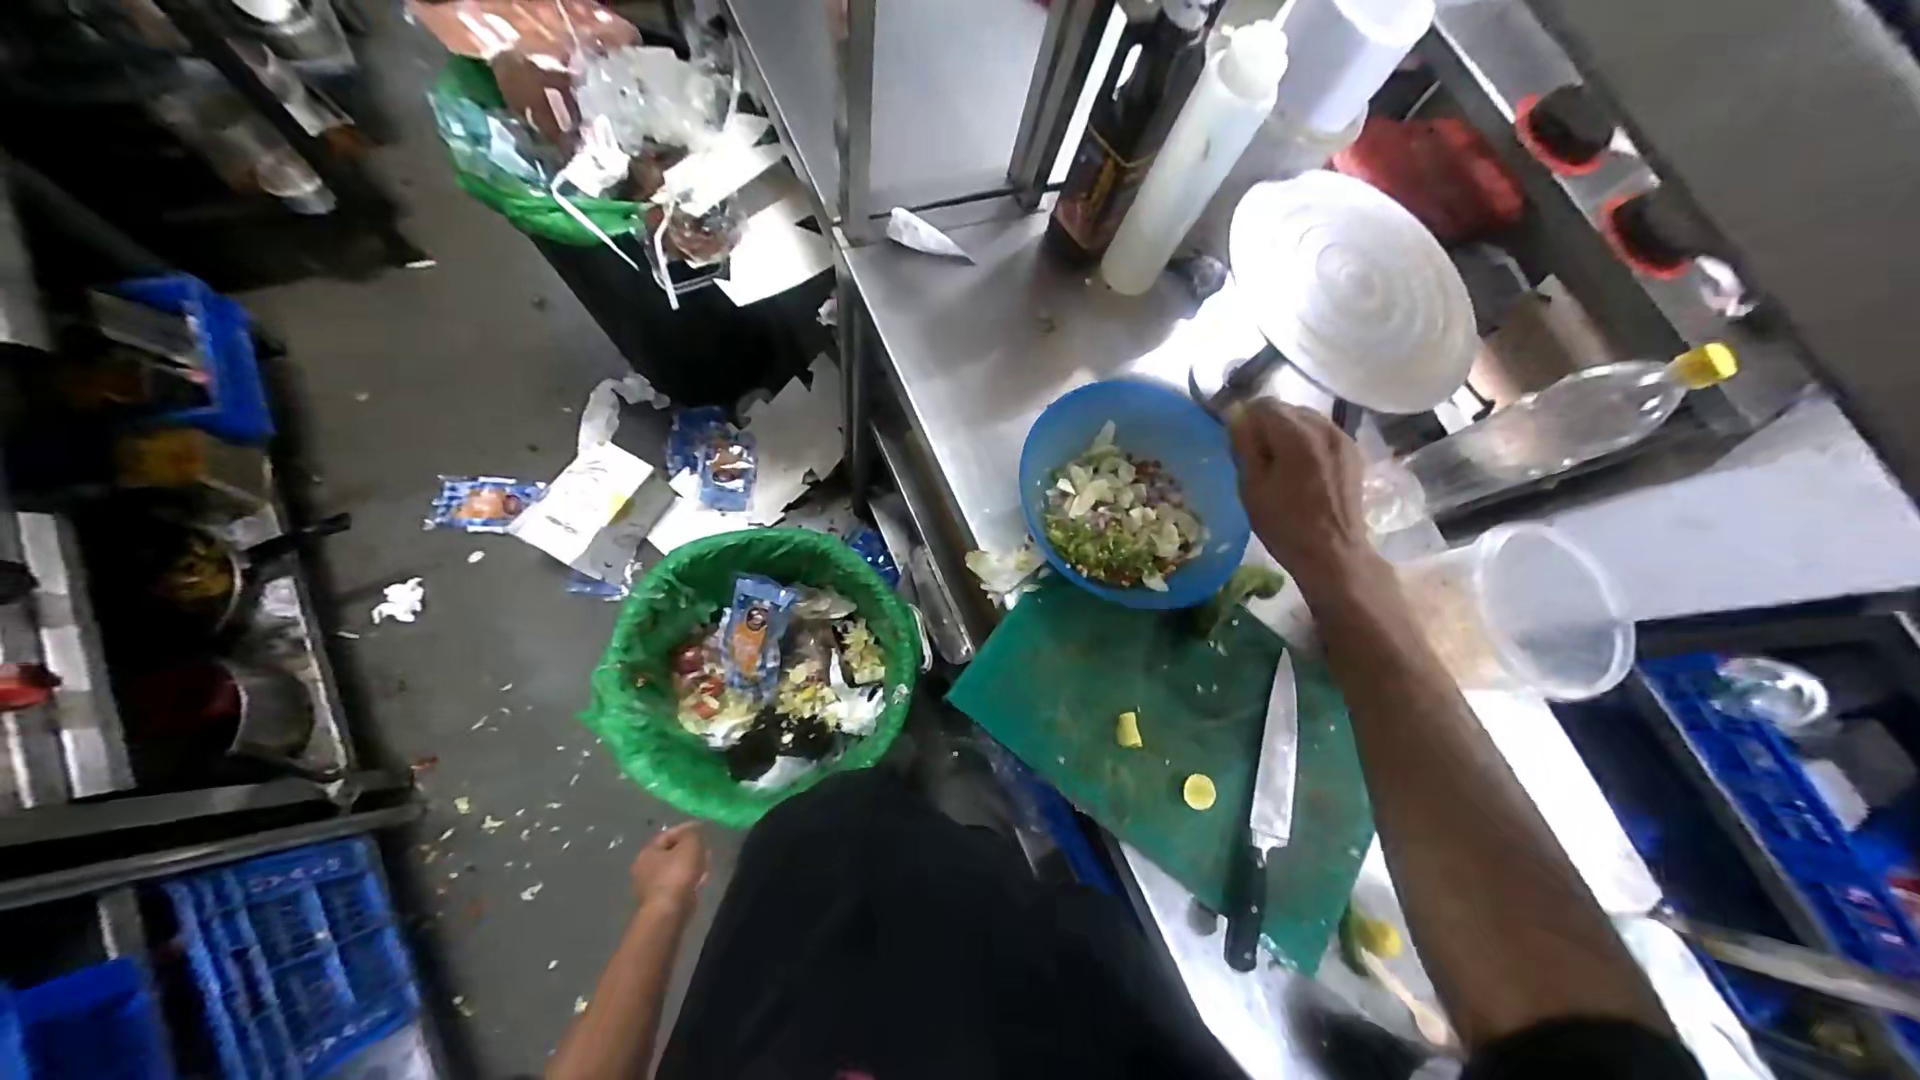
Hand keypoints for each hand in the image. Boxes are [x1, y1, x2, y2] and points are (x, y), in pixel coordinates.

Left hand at [630, 821, 706, 910]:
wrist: (669, 912)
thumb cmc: (677, 874)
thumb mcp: (690, 844)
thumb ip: (693, 833)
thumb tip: (693, 831)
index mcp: (647, 851)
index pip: (668, 834)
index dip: (686, 829)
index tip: (703, 829)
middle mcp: (643, 868)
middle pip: (669, 852)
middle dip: (687, 848)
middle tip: (704, 847)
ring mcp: (649, 887)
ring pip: (673, 869)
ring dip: (687, 865)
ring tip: (704, 864)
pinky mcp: (658, 902)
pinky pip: (675, 884)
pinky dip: (686, 880)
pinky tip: (698, 880)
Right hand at [1229, 400, 1375, 592]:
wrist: (1333, 553)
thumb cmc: (1284, 524)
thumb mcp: (1251, 486)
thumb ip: (1245, 445)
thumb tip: (1237, 417)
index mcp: (1297, 435)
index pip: (1264, 405)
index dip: (1244, 418)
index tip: (1235, 440)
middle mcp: (1324, 428)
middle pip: (1287, 409)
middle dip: (1266, 423)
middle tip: (1253, 454)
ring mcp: (1343, 440)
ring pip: (1306, 419)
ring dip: (1287, 431)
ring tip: (1276, 462)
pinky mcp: (1353, 453)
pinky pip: (1322, 434)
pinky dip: (1306, 441)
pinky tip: (1299, 468)